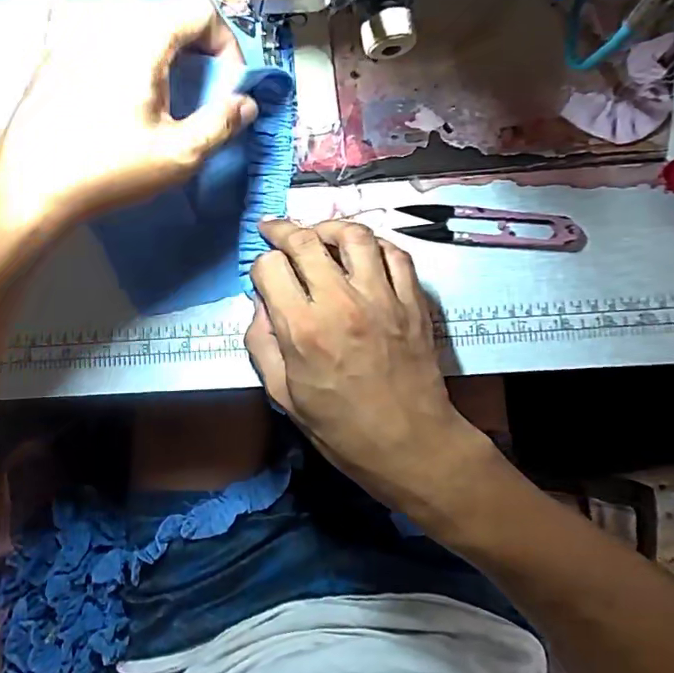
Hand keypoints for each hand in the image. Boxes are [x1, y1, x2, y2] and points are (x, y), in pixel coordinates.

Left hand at [0, 0, 256, 273]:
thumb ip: (222, 122)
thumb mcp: (180, 153)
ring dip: (159, 41)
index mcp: (142, 31)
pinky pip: (98, 24)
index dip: (226, 45)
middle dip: (195, 45)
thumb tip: (245, 104)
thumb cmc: (108, 167)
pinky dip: (121, 42)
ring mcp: (72, 23)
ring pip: (133, 13)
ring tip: (160, 83)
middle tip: (199, 89)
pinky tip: (117, 77)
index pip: (202, 10)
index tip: (226, 85)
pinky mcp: (51, 42)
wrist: (29, 184)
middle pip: (168, 8)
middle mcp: (106, 12)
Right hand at [245, 220, 500, 515]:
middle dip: (283, 230)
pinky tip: (363, 252)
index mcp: (303, 330)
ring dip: (331, 228)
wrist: (410, 444)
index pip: (271, 267)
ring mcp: (382, 297)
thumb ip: (263, 344)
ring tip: (320, 234)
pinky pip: (395, 253)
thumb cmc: (342, 429)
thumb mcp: (284, 397)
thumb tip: (262, 303)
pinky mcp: (413, 300)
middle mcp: (341, 302)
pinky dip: (375, 244)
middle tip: (275, 230)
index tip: (263, 272)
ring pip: (355, 236)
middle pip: (307, 241)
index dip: (260, 265)